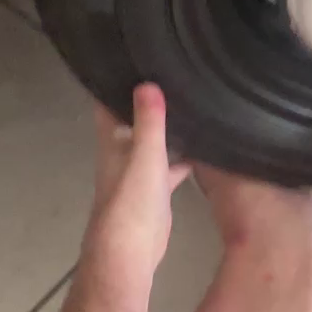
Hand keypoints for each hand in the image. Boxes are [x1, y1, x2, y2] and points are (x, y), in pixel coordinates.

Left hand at [84, 83, 190, 274]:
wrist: (130, 252)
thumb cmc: (131, 202)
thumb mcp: (143, 156)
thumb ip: (148, 122)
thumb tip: (147, 83)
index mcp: (112, 145)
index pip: (108, 107)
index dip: (113, 83)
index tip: (130, 59)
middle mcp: (122, 156)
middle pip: (132, 122)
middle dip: (147, 102)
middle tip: (172, 75)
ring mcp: (139, 174)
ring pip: (153, 143)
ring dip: (167, 128)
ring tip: (192, 104)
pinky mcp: (156, 192)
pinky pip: (171, 166)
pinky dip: (183, 156)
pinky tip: (203, 148)